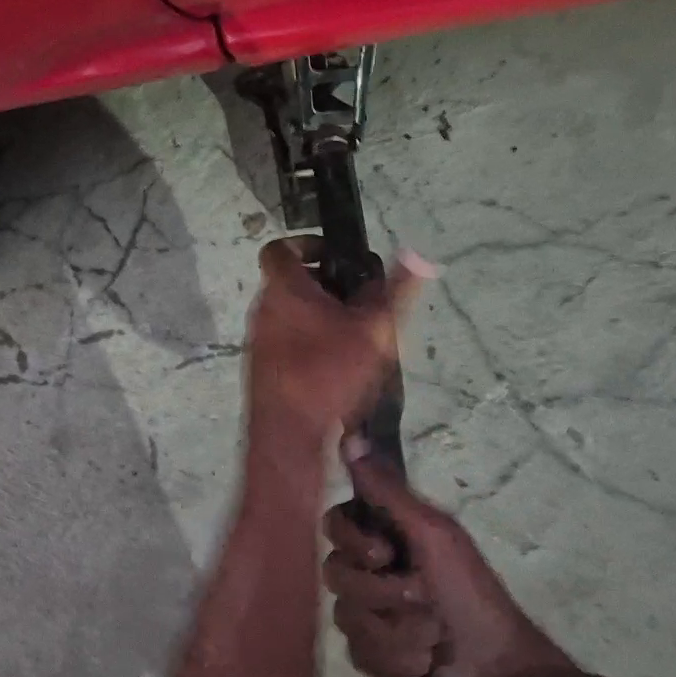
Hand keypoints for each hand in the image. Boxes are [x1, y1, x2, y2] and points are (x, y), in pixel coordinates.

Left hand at [244, 237, 429, 448]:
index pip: (280, 248)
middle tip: (354, 297)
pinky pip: (283, 340)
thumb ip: (397, 291)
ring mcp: (257, 340)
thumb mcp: (375, 329)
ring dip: (315, 315)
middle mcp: (262, 309)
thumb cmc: (329, 372)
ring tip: (350, 332)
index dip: (307, 244)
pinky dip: (305, 340)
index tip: (335, 255)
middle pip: (287, 282)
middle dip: (321, 284)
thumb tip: (419, 258)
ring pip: (286, 313)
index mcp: (283, 289)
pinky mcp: (259, 368)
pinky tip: (334, 364)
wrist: (289, 432)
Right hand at [323, 456, 572, 676]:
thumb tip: (350, 434)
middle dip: (382, 592)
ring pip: (345, 616)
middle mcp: (367, 569)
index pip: (334, 524)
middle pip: (335, 572)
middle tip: (421, 595)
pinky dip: (395, 658)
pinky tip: (421, 661)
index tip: (384, 553)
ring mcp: (367, 612)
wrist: (493, 666)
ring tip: (431, 633)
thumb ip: (385, 488)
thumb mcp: (431, 532)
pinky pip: (358, 652)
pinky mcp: (371, 654)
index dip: (352, 540)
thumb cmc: (469, 589)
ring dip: (395, 628)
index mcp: (381, 534)